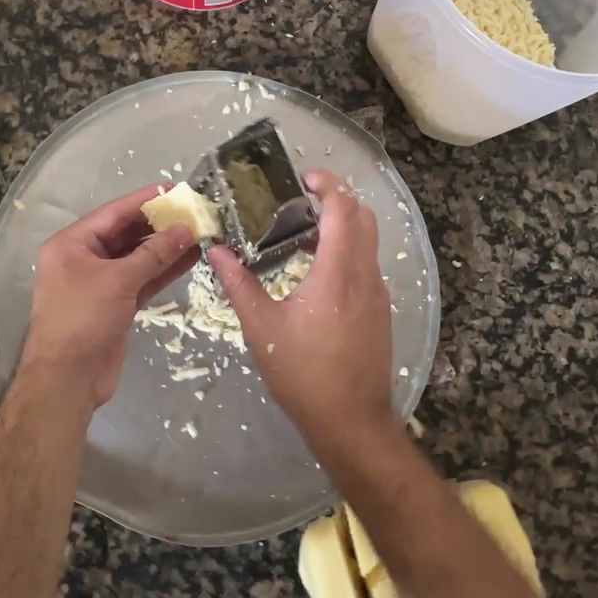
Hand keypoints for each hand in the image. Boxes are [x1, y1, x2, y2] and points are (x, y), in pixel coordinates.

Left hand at [21, 184, 198, 408]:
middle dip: (160, 225)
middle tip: (194, 213)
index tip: (176, 190)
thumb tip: (186, 230)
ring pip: (137, 257)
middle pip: (126, 233)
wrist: (67, 379)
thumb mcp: (118, 280)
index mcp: (72, 244)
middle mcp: (84, 259)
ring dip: (167, 248)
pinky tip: (190, 259)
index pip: (114, 213)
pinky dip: (163, 270)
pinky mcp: (115, 304)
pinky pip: (142, 279)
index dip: (145, 200)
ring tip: (200, 233)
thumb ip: (154, 253)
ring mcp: (100, 283)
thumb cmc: (82, 319)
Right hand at [209, 170, 393, 454]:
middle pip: (363, 216)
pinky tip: (320, 270)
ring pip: (369, 240)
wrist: (352, 420)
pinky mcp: (381, 309)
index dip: (327, 185)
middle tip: (304, 199)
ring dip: (345, 224)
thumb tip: (217, 251)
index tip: (305, 177)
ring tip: (306, 232)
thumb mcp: (262, 328)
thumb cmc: (303, 374)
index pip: (342, 210)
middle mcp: (364, 275)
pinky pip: (368, 263)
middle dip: (338, 199)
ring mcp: (377, 292)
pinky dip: (350, 249)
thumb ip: (239, 284)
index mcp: (337, 273)